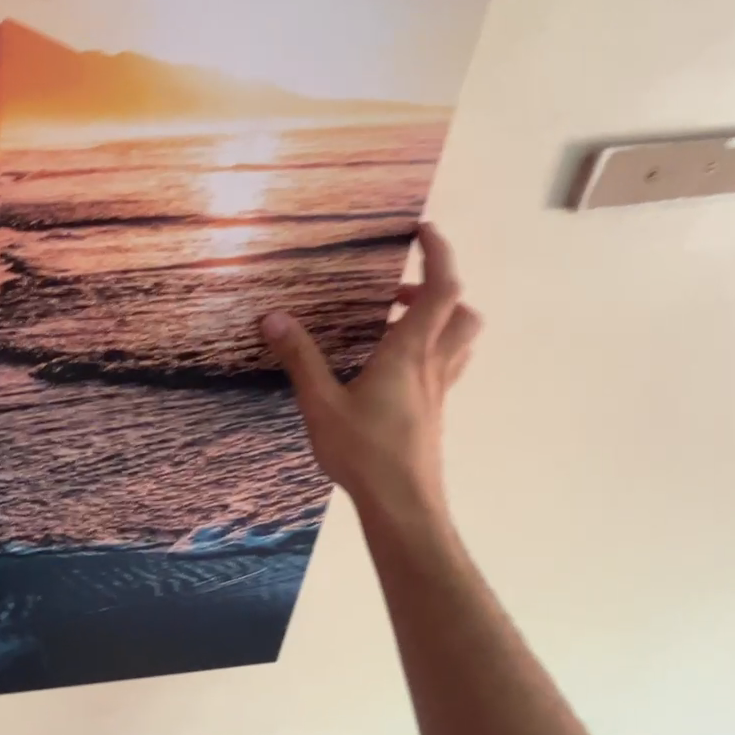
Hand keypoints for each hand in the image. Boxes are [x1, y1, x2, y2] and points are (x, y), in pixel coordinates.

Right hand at [260, 222, 481, 518]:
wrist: (403, 504)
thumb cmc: (364, 451)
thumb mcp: (321, 403)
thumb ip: (299, 358)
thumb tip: (272, 317)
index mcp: (409, 353)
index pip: (441, 289)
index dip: (439, 254)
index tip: (424, 231)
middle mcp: (433, 366)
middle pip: (462, 312)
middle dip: (438, 290)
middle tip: (397, 293)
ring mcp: (438, 392)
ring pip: (460, 341)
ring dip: (439, 321)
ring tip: (395, 326)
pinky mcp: (433, 413)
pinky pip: (444, 367)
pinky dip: (428, 352)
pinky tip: (391, 371)